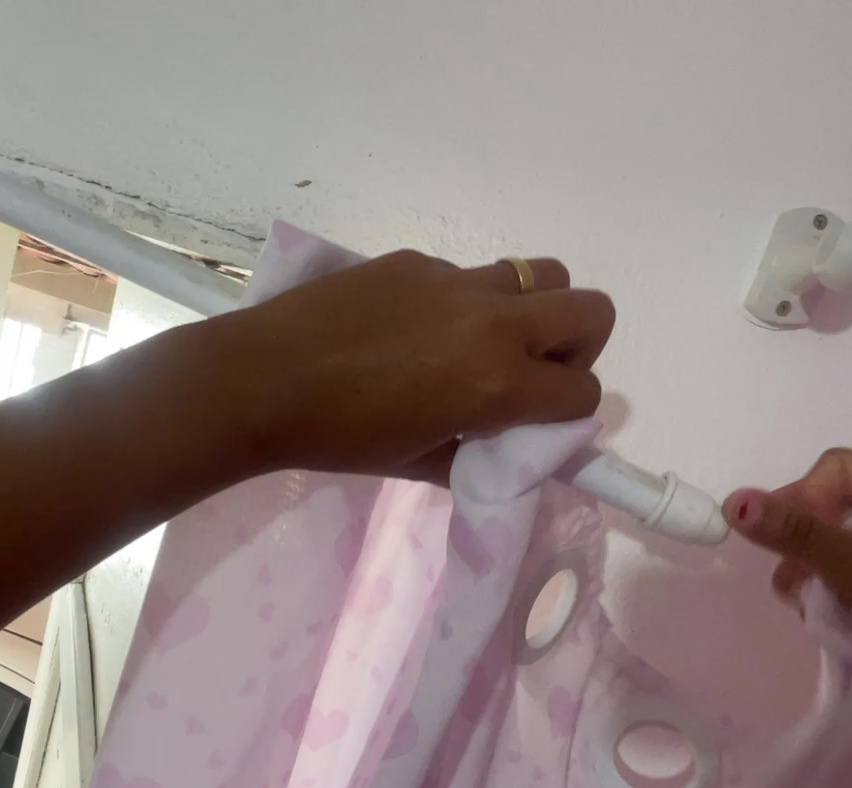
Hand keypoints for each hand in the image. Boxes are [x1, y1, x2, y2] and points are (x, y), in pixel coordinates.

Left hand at [199, 250, 614, 479]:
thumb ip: (479, 453)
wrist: (260, 380)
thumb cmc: (340, 437)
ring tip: (482, 345)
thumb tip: (506, 445)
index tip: (534, 423)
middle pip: (591, 310)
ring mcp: (453, 281)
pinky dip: (464, 305)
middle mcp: (490, 322)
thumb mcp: (420, 462)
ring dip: (531, 312)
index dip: (569, 414)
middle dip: (578, 347)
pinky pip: (467, 276)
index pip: (582, 391)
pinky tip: (412, 331)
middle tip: (530, 373)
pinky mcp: (415, 261)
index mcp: (496, 382)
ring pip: (537, 275)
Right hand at [721, 449, 851, 730]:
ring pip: (833, 557)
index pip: (839, 470)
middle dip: (805, 549)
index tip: (783, 541)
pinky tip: (837, 630)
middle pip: (831, 513)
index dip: (801, 497)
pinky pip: (847, 590)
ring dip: (815, 584)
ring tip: (821, 615)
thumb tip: (733, 502)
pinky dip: (833, 608)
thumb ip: (800, 536)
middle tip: (800, 586)